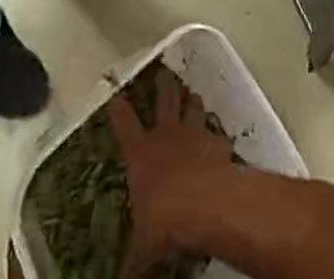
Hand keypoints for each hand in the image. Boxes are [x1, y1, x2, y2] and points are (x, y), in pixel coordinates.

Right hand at [105, 69, 232, 278]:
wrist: (207, 204)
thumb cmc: (165, 219)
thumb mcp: (142, 246)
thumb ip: (133, 260)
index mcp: (141, 153)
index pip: (124, 122)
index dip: (119, 107)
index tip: (115, 92)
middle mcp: (167, 135)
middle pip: (165, 100)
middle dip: (163, 86)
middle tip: (163, 74)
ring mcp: (196, 134)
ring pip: (193, 107)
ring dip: (192, 101)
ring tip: (192, 94)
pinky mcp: (219, 142)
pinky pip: (217, 132)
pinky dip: (216, 133)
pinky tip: (219, 136)